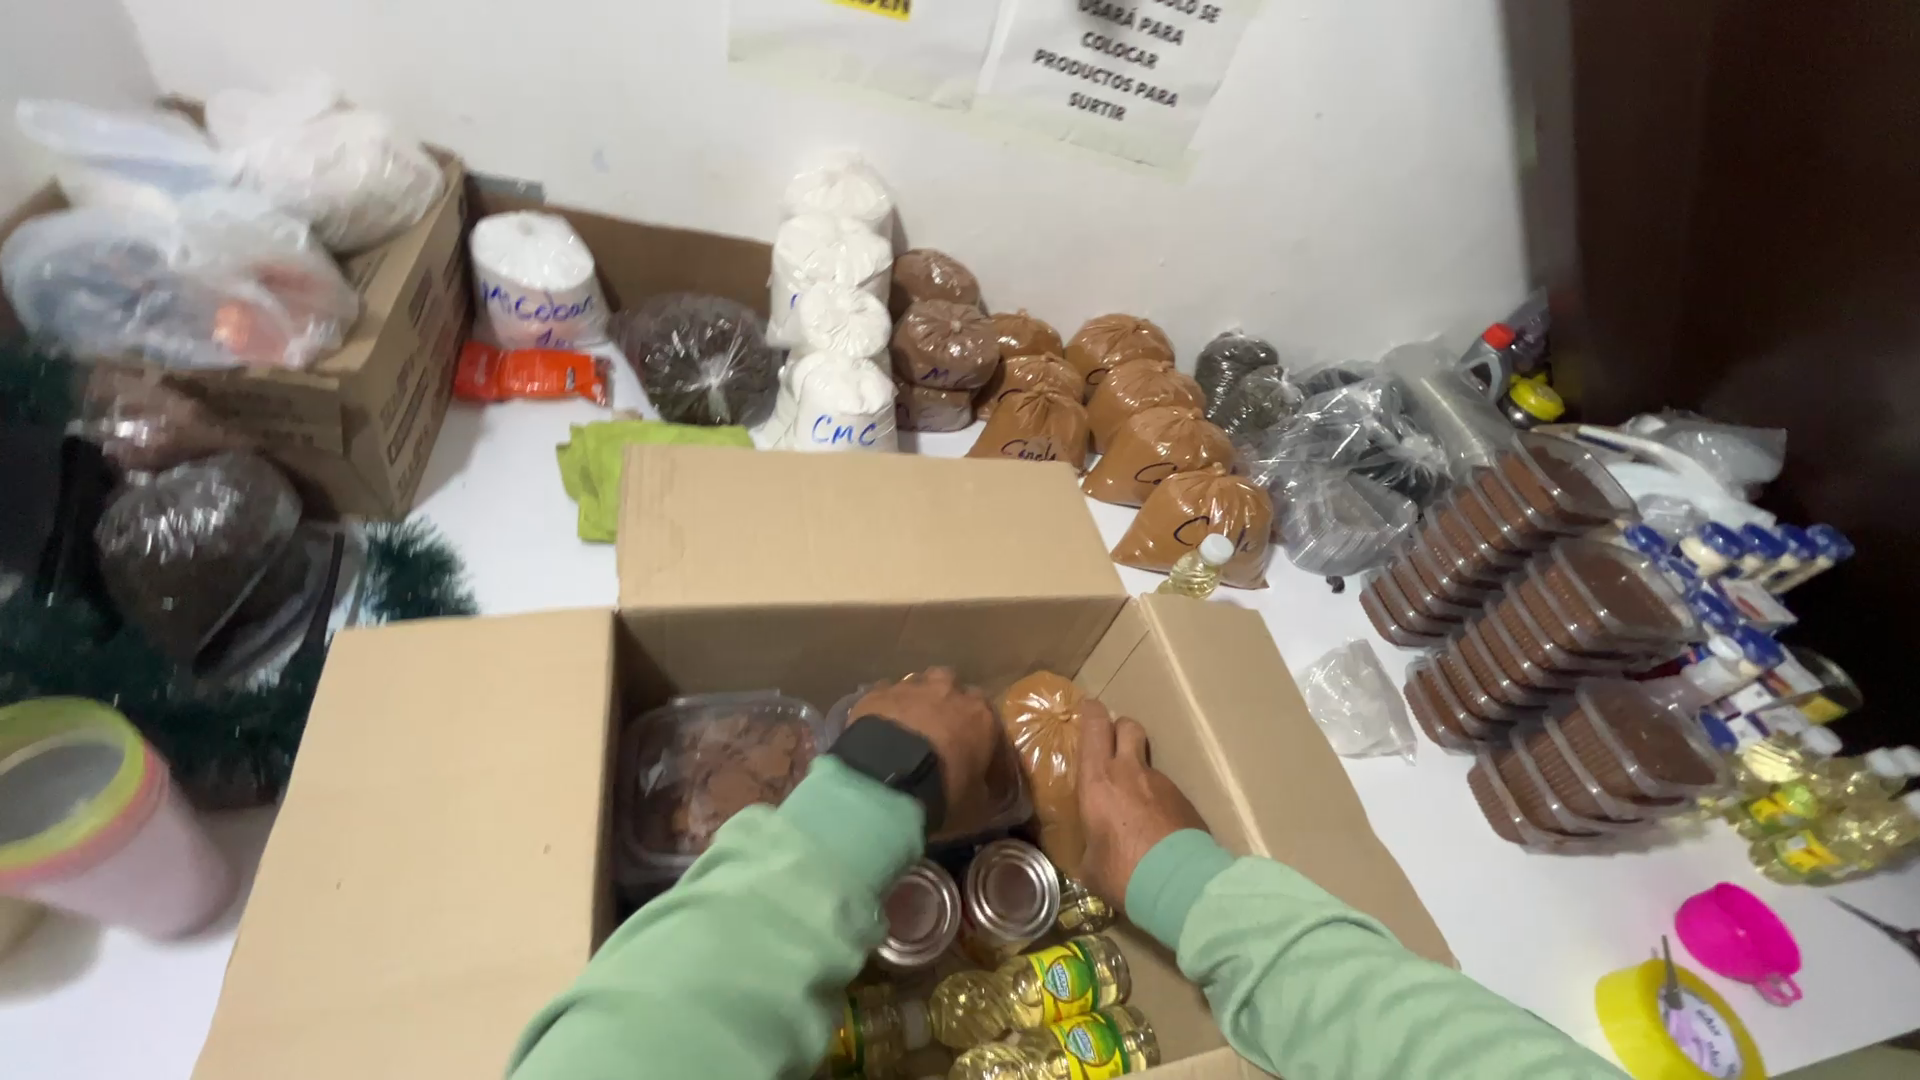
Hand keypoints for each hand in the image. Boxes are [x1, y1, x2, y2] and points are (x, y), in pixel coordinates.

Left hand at [850, 668, 998, 828]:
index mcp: (982, 715)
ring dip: (917, 703)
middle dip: (947, 708)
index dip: (981, 741)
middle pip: (953, 692)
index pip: (990, 722)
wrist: (886, 776)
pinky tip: (880, 729)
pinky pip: (887, 696)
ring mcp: (912, 686)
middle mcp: (950, 691)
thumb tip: (982, 790)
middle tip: (939, 735)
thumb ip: (982, 789)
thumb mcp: (975, 803)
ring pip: (919, 687)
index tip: (974, 761)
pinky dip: (887, 709)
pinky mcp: (878, 691)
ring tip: (907, 730)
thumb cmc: (942, 789)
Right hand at [1077, 701, 1208, 907]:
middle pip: (1128, 725)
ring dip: (1139, 773)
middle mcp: (1130, 772)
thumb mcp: (1091, 866)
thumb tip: (1090, 856)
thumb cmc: (1124, 872)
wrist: (1182, 887)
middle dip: (1119, 728)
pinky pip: (1165, 790)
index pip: (1095, 725)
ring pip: (1147, 761)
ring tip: (1134, 807)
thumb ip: (1088, 848)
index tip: (1086, 712)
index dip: (1091, 712)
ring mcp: (1162, 783)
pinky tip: (1156, 829)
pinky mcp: (1185, 801)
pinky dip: (1158, 800)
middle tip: (1111, 748)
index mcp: (1099, 780)